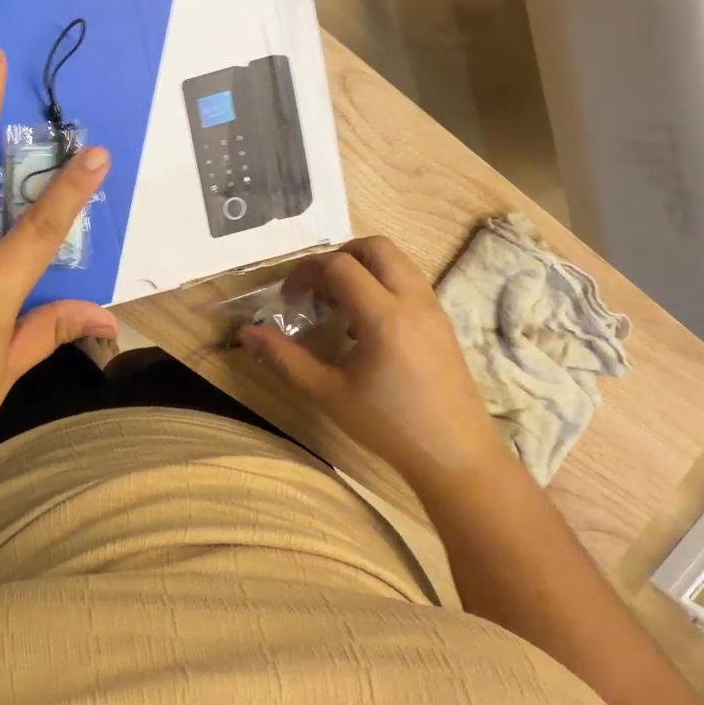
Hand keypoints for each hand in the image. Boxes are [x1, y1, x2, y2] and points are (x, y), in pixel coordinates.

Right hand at [238, 237, 504, 483]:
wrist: (456, 456)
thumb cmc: (388, 425)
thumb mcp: (328, 393)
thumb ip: (285, 357)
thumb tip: (246, 333)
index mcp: (384, 316)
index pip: (339, 266)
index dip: (306, 271)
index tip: (288, 296)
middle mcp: (413, 301)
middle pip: (375, 248)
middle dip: (337, 256)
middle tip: (314, 287)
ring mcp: (433, 310)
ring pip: (397, 261)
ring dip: (362, 268)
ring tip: (336, 303)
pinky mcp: (442, 323)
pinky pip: (410, 282)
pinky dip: (382, 284)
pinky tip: (364, 324)